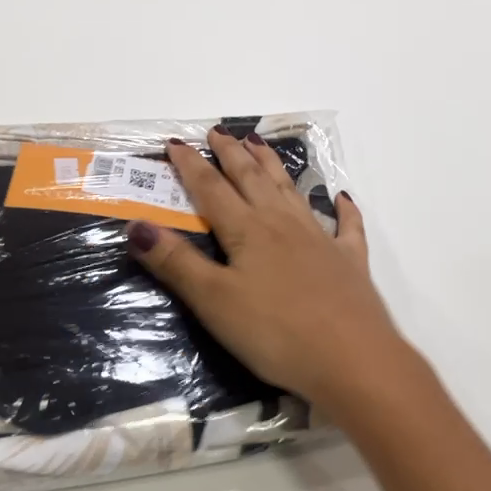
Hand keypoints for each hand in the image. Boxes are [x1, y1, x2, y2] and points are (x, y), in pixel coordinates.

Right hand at [124, 127, 414, 415]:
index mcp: (247, 231)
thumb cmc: (275, 333)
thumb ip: (177, 263)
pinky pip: (346, 226)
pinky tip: (341, 197)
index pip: (212, 189)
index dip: (191, 166)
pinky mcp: (349, 261)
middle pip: (252, 180)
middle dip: (232, 154)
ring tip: (259, 145)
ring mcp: (320, 239)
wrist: (353, 358)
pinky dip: (342, 209)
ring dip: (273, 166)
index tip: (176, 143)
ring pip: (291, 192)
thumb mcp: (214, 301)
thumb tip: (137, 225)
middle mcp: (282, 224)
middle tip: (219, 132)